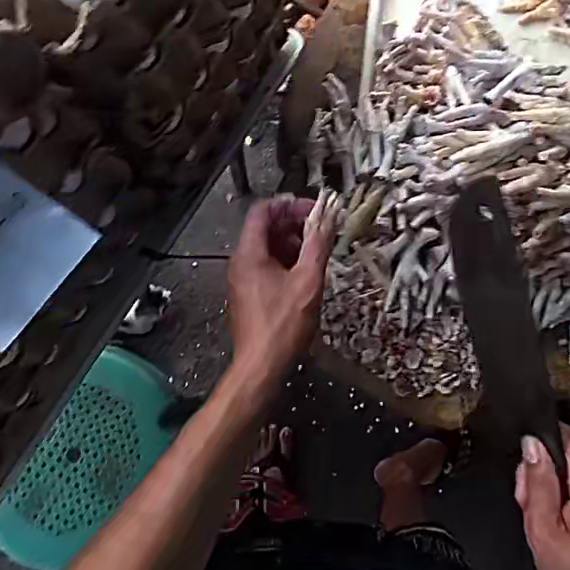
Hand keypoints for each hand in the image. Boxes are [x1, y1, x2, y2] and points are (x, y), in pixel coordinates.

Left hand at [226, 195, 334, 383]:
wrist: (261, 365)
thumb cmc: (283, 325)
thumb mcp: (308, 281)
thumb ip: (318, 245)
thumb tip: (329, 217)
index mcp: (249, 253)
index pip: (262, 210)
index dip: (288, 204)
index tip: (313, 210)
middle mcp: (240, 262)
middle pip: (264, 228)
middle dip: (293, 223)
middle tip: (320, 230)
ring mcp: (241, 279)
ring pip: (266, 248)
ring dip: (291, 243)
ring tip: (316, 252)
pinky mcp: (247, 294)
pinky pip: (264, 266)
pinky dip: (284, 262)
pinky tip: (304, 273)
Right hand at [514, 422, 569, 569]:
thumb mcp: (543, 533)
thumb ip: (538, 484)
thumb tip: (531, 442)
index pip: (566, 439)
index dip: (539, 446)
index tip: (525, 473)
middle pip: (566, 459)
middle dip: (541, 475)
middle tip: (529, 509)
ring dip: (551, 490)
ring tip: (544, 525)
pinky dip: (566, 501)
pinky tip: (560, 529)